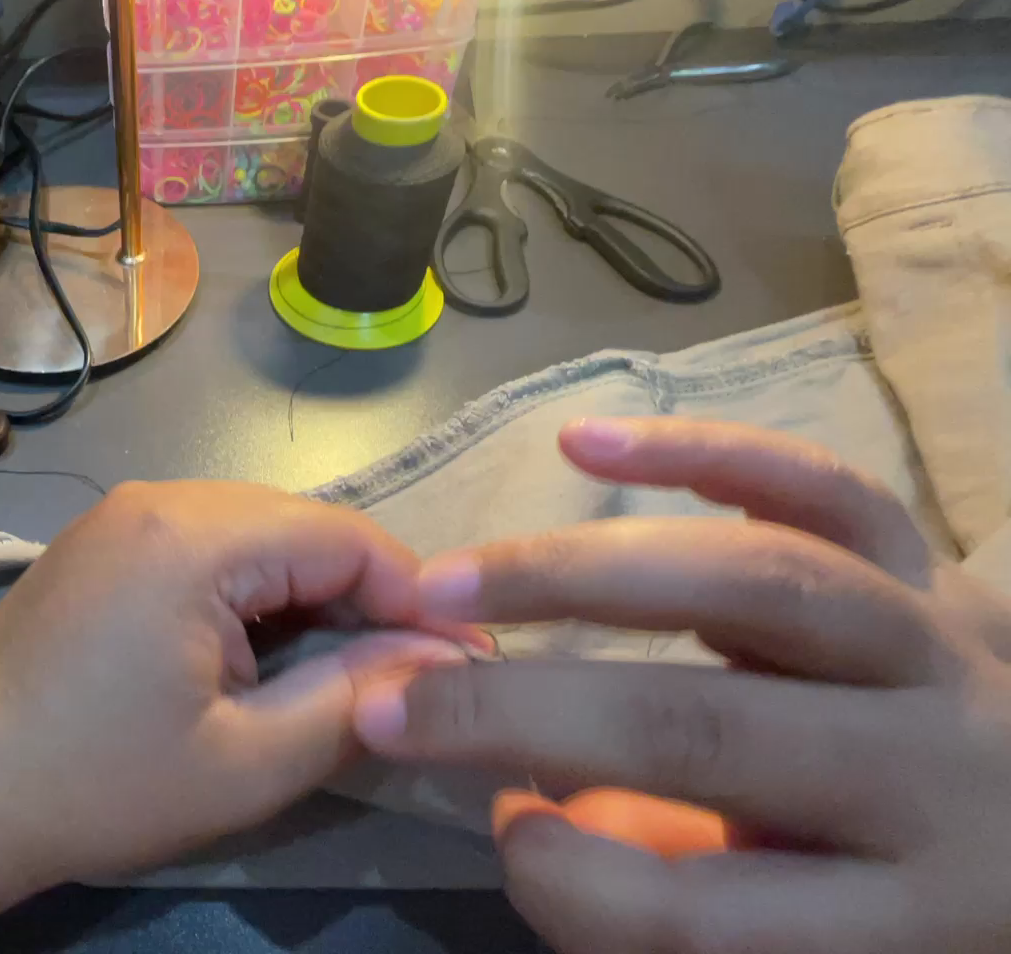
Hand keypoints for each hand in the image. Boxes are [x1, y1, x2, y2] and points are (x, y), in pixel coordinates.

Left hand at [0, 482, 476, 890]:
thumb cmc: (98, 782)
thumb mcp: (247, 760)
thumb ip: (356, 697)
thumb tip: (448, 659)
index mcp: (192, 535)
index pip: (341, 535)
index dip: (413, 594)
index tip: (457, 662)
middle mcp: (157, 497)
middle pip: (296, 525)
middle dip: (359, 594)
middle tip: (397, 675)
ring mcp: (122, 512)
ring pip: (253, 531)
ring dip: (303, 591)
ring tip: (331, 668)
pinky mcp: (103, 537)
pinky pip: (204, 542)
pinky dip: (247, 586)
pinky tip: (254, 645)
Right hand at [356, 418, 1010, 953]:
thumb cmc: (916, 904)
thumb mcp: (801, 951)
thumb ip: (661, 895)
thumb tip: (527, 808)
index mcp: (931, 922)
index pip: (701, 916)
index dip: (560, 880)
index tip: (499, 831)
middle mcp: (957, 780)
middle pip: (695, 729)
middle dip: (509, 710)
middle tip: (391, 702)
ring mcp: (953, 648)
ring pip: (744, 580)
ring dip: (560, 573)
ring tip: (445, 580)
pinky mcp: (936, 565)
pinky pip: (821, 488)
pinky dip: (695, 453)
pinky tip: (580, 441)